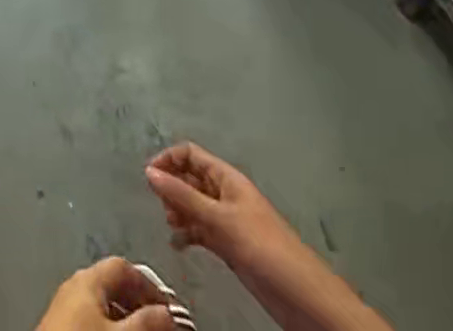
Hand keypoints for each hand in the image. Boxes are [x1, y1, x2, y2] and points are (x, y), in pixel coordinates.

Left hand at [34, 257, 177, 330]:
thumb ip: (147, 322)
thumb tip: (168, 312)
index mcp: (87, 280)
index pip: (123, 267)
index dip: (151, 285)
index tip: (172, 309)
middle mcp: (75, 285)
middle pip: (114, 283)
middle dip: (142, 302)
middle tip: (164, 324)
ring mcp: (67, 304)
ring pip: (106, 302)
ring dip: (129, 315)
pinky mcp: (63, 322)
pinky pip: (95, 315)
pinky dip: (114, 324)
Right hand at [145, 143, 298, 268]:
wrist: (304, 298)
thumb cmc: (264, 248)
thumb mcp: (220, 219)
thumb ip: (182, 195)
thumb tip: (148, 172)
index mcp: (227, 179)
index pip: (190, 154)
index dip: (168, 160)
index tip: (151, 178)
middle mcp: (224, 195)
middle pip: (188, 178)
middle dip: (171, 189)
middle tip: (166, 207)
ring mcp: (226, 220)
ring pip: (191, 205)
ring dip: (177, 212)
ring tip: (173, 226)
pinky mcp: (227, 244)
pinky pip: (198, 229)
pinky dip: (186, 233)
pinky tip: (179, 244)